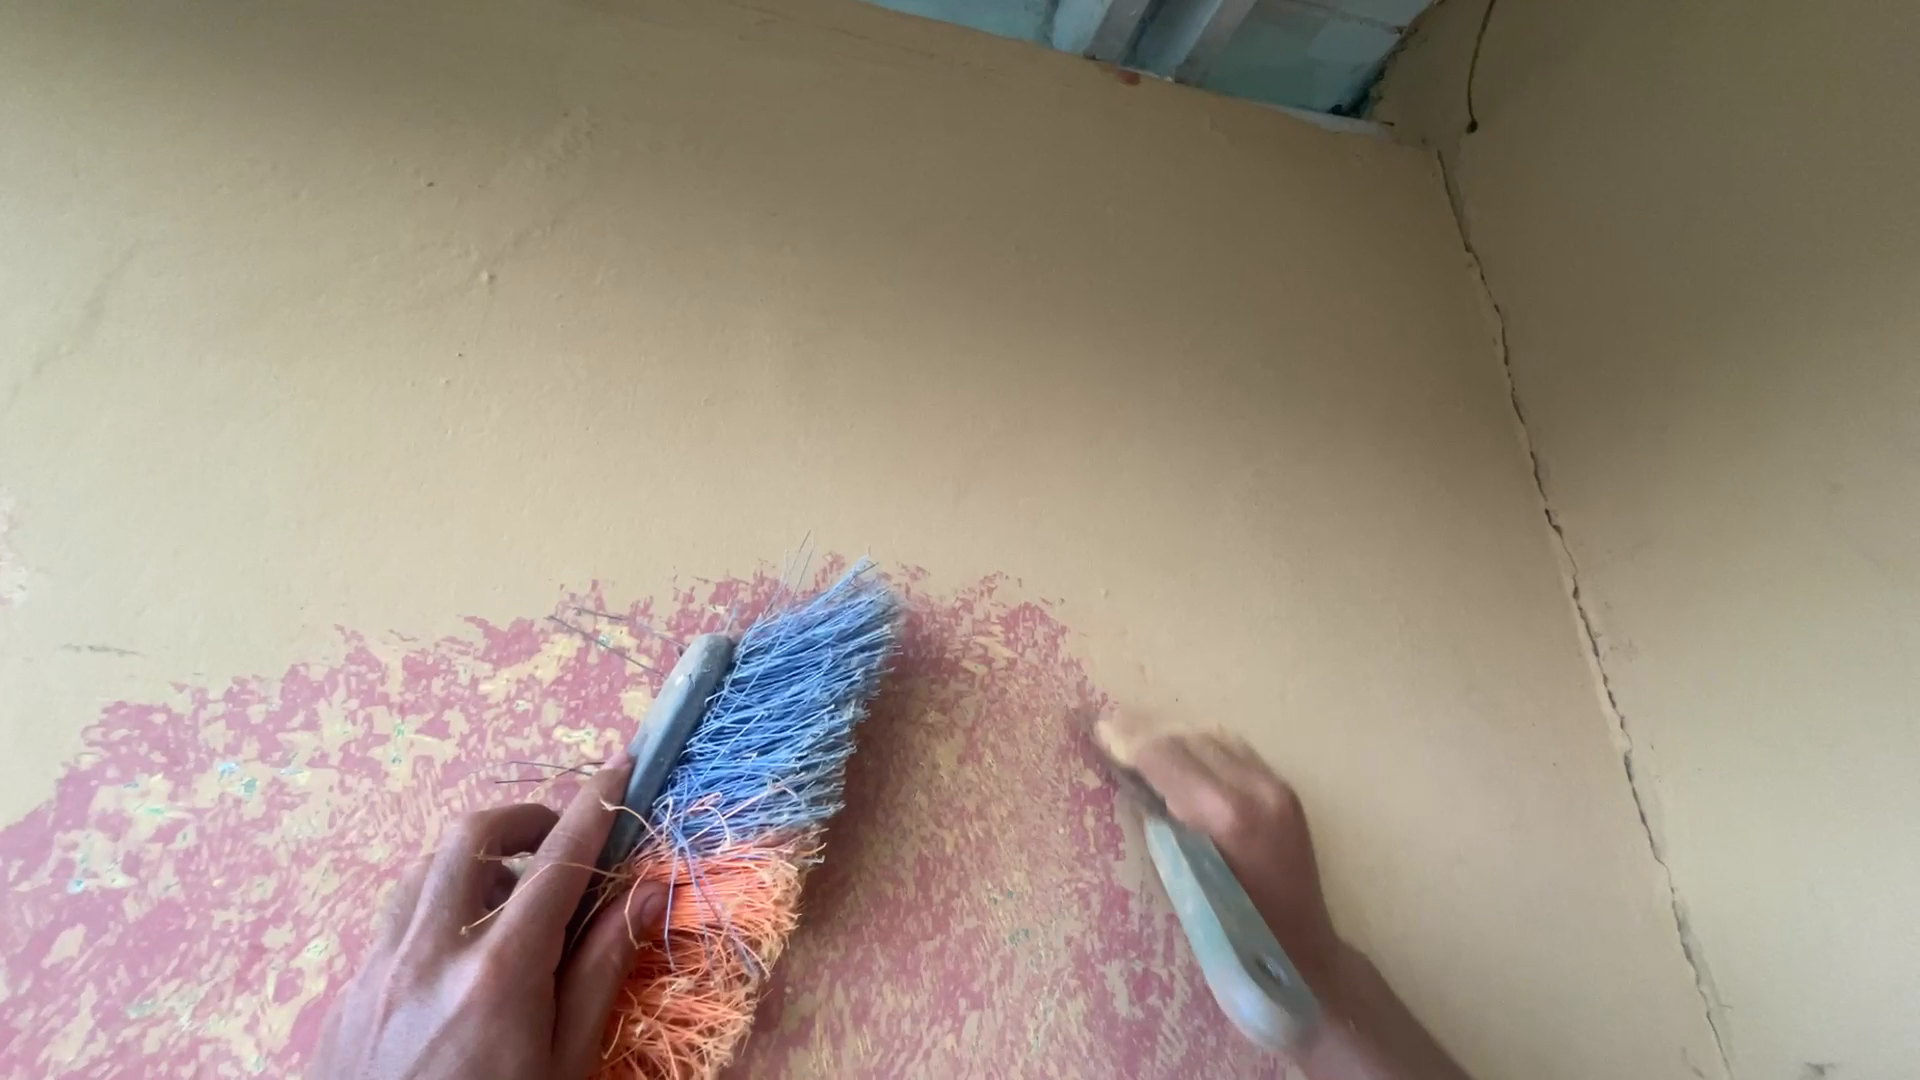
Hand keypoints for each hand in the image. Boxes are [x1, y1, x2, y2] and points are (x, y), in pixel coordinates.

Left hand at [311, 750, 667, 1079]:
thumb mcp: (568, 1065)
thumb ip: (602, 968)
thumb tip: (647, 890)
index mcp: (497, 972)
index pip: (560, 858)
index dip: (597, 803)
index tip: (620, 764)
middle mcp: (428, 956)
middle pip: (471, 836)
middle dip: (525, 817)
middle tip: (558, 841)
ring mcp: (373, 977)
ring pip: (422, 872)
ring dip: (475, 862)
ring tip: (508, 902)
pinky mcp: (340, 1003)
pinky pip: (392, 922)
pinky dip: (438, 908)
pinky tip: (459, 959)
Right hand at [1096, 715, 1339, 979]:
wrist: (1306, 956)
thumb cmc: (1233, 935)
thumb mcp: (1182, 883)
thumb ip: (1159, 826)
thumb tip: (1130, 782)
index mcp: (1227, 814)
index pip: (1166, 755)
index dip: (1129, 740)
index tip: (1100, 728)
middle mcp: (1255, 788)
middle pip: (1187, 738)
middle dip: (1146, 733)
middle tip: (1112, 729)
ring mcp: (1275, 785)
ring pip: (1211, 736)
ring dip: (1174, 736)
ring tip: (1141, 739)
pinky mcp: (1284, 788)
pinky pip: (1232, 749)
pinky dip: (1201, 746)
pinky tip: (1181, 755)